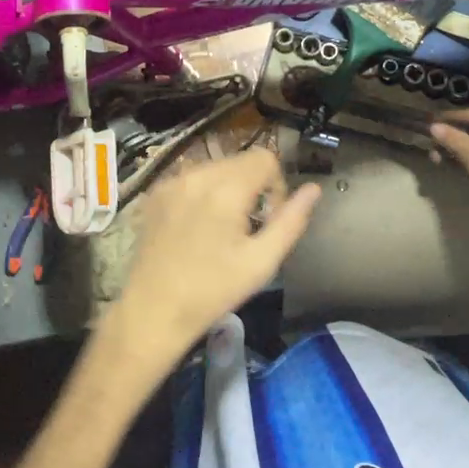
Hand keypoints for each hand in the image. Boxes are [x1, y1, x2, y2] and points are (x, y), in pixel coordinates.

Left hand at [108, 150, 320, 359]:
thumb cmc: (213, 290)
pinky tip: (198, 226)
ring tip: (222, 228)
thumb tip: (314, 190)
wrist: (154, 309)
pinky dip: (202, 192)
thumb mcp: (261, 262)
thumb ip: (290, 221)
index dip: (276, 185)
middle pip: (239, 160)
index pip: (264, 158)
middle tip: (248, 227)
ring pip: (215, 167)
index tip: (268, 218)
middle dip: (252, 186)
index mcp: (225, 190)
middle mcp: (196, 175)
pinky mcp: (156, 192)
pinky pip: (191, 178)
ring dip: (227, 187)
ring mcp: (172, 181)